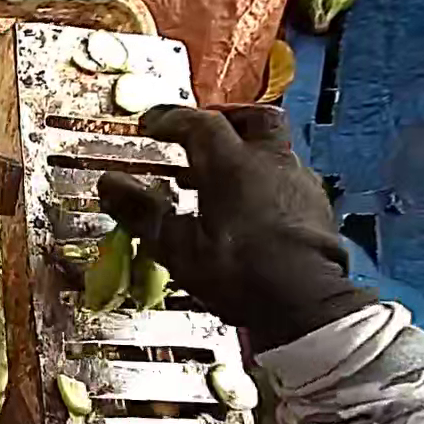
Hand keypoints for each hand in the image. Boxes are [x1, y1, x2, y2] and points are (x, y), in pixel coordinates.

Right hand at [98, 104, 374, 351]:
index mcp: (231, 166)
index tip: (150, 123)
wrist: (306, 304)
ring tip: (215, 177)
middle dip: (222, 120)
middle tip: (198, 134)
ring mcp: (298, 182)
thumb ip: (141, 210)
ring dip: (242, 153)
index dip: (171, 119)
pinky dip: (260, 180)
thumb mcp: (176, 245)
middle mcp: (269, 163)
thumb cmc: (238, 272)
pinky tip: (245, 207)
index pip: (199, 124)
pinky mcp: (315, 206)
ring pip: (270, 149)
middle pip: (251, 119)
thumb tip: (109, 182)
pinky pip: (283, 177)